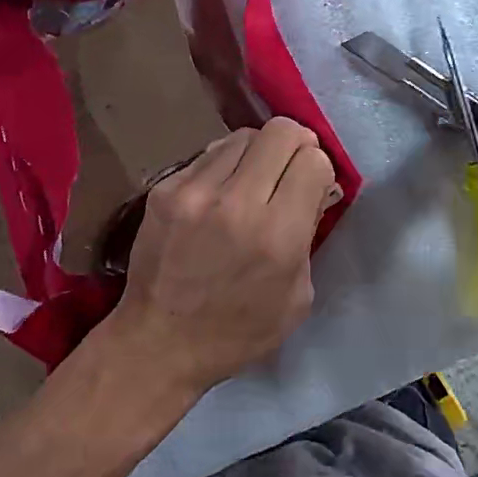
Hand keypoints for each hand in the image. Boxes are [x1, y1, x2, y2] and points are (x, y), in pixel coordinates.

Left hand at [102, 118, 339, 394]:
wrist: (158, 344)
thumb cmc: (239, 330)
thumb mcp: (298, 295)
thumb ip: (309, 234)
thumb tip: (313, 191)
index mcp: (278, 234)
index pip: (314, 160)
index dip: (319, 170)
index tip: (312, 187)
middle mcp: (237, 203)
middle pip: (282, 132)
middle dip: (297, 145)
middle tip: (291, 168)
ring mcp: (195, 191)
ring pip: (245, 135)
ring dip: (260, 152)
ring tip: (255, 179)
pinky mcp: (164, 189)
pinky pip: (210, 153)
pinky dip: (227, 164)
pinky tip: (222, 192)